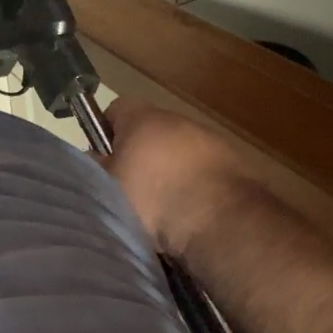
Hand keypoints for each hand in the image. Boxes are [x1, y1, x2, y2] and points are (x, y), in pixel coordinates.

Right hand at [102, 99, 260, 256]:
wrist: (221, 223)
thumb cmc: (152, 199)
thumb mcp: (105, 186)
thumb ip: (94, 167)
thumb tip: (93, 157)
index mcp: (144, 119)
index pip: (116, 109)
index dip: (103, 130)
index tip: (99, 158)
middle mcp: (181, 122)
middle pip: (150, 132)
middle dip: (137, 155)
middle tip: (124, 188)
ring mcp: (214, 143)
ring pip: (179, 154)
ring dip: (168, 173)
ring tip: (157, 208)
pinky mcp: (238, 168)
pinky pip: (202, 174)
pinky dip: (193, 189)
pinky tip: (185, 216)